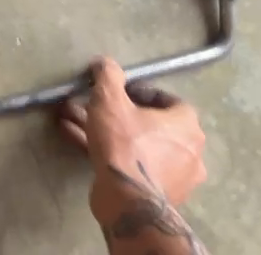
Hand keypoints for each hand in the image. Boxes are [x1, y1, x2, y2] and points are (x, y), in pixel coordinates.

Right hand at [60, 59, 207, 209]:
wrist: (128, 198)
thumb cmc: (125, 142)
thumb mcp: (109, 98)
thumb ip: (108, 75)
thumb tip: (106, 62)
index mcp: (186, 126)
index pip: (171, 101)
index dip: (143, 92)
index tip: (118, 90)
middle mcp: (188, 151)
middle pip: (150, 123)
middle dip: (116, 111)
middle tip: (91, 104)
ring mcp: (175, 175)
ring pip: (136, 143)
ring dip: (106, 129)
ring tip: (72, 118)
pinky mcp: (157, 193)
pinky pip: (130, 162)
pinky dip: (108, 149)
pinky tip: (73, 137)